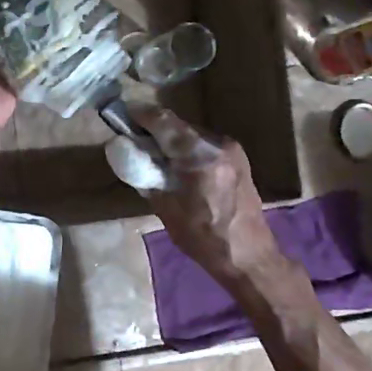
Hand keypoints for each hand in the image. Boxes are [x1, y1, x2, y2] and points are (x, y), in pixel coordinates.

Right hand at [134, 106, 294, 290]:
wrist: (249, 256)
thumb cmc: (203, 237)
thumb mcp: (165, 207)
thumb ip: (146, 174)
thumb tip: (128, 152)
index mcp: (200, 157)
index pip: (165, 122)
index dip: (141, 114)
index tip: (122, 114)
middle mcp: (219, 145)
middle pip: (179, 125)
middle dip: (155, 128)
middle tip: (134, 137)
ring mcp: (232, 150)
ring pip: (191, 134)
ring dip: (171, 139)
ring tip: (154, 153)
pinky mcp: (238, 158)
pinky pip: (204, 144)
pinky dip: (186, 148)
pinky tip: (176, 164)